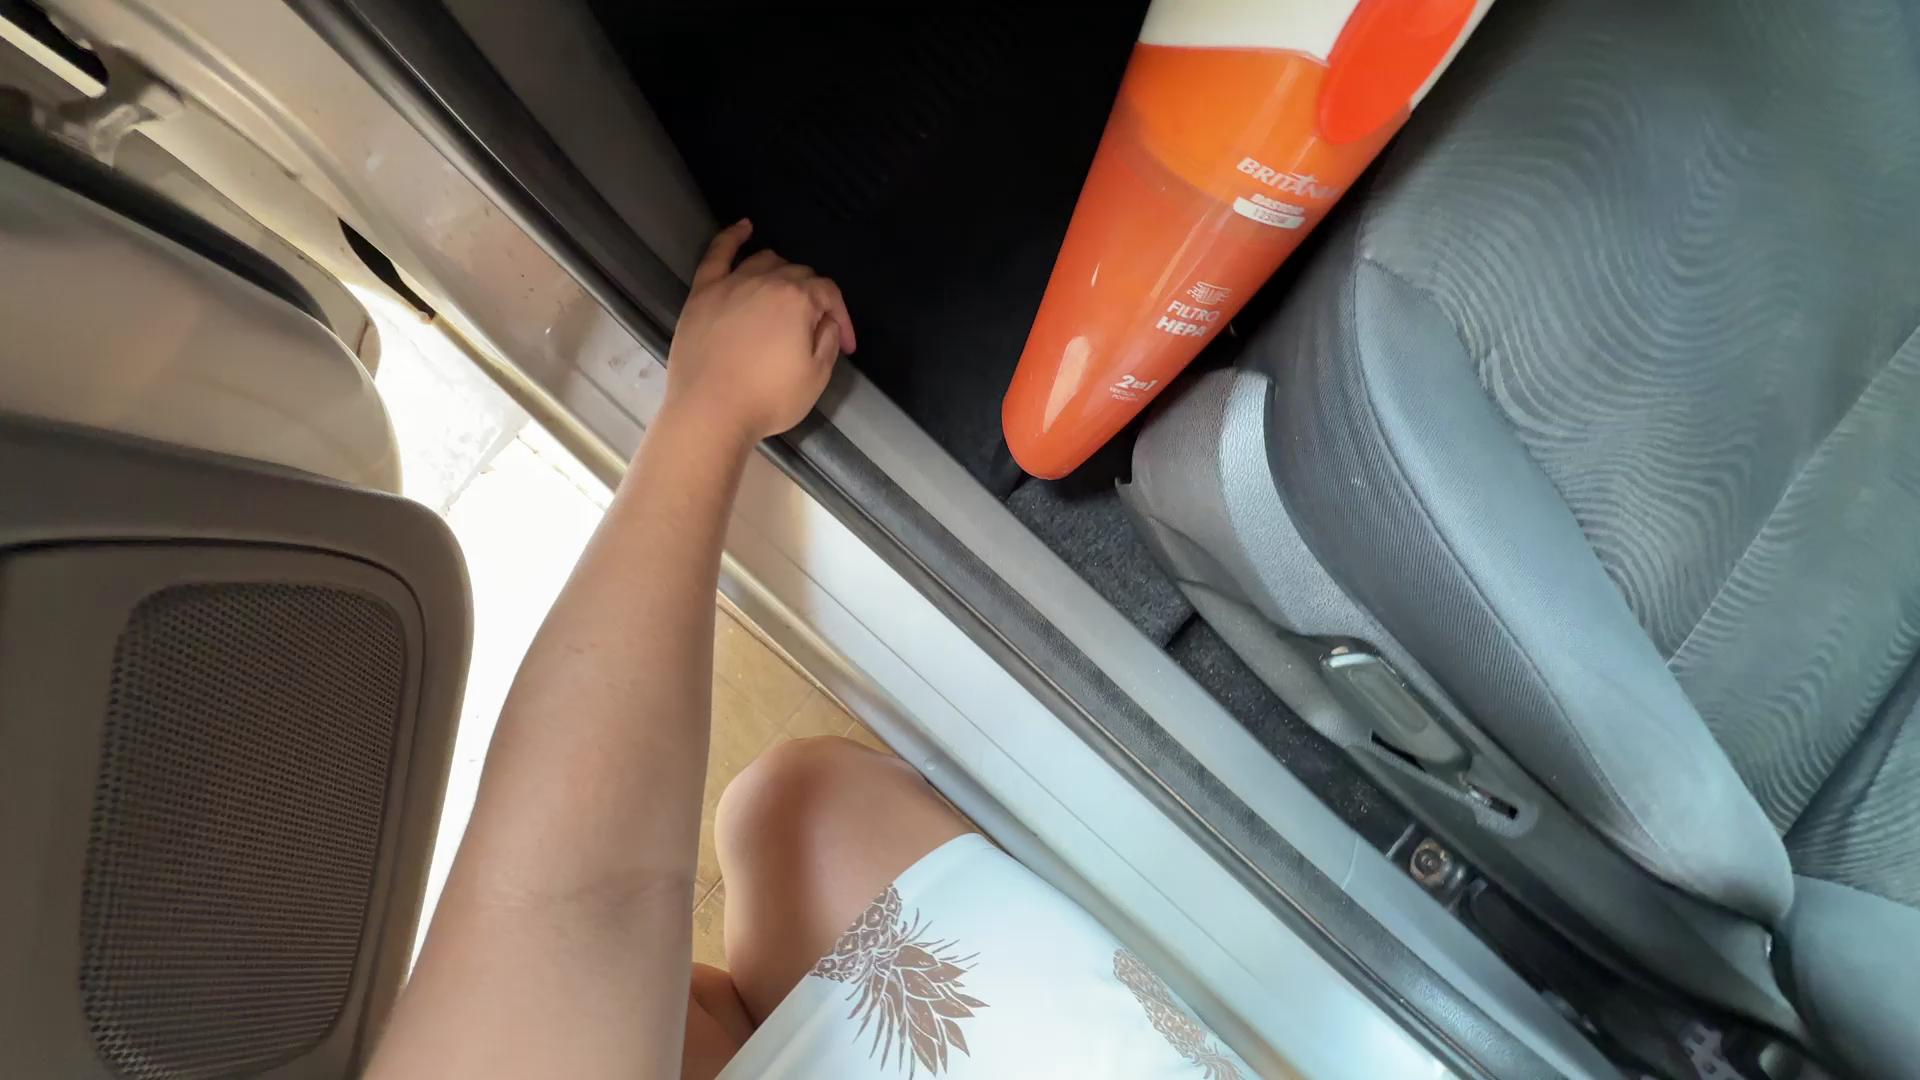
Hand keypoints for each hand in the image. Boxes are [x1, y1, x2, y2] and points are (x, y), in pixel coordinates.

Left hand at [662, 219, 855, 445]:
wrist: (710, 411)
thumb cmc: (768, 399)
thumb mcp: (816, 376)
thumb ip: (829, 341)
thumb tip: (829, 321)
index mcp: (798, 300)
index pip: (830, 294)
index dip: (843, 318)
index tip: (846, 346)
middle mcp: (766, 281)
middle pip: (799, 275)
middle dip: (815, 299)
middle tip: (815, 330)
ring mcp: (731, 283)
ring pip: (765, 261)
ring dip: (784, 272)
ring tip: (788, 294)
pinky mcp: (703, 293)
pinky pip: (718, 253)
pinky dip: (733, 237)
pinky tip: (744, 228)